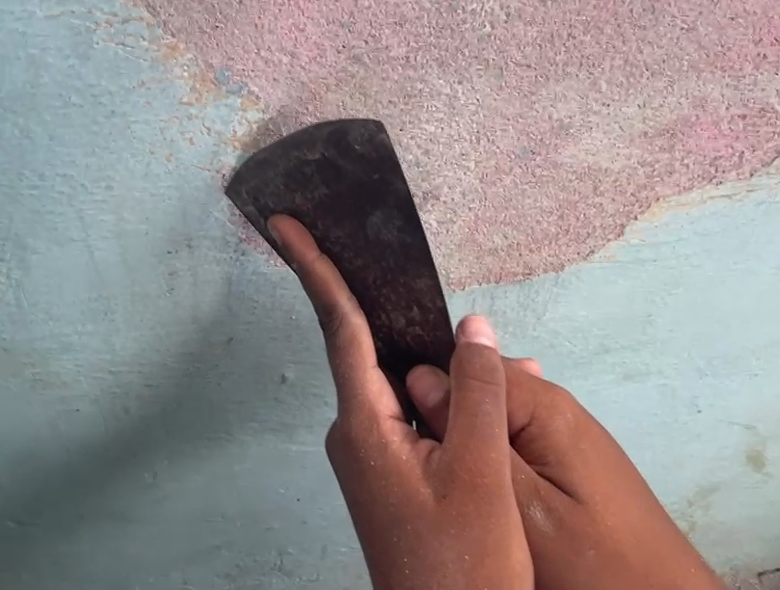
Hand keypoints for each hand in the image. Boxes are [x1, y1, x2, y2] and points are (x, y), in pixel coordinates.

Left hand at [270, 214, 532, 589]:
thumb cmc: (465, 571)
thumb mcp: (480, 476)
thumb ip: (475, 392)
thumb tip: (472, 326)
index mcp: (362, 426)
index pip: (339, 325)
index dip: (314, 268)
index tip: (284, 224)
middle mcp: (354, 434)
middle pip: (368, 349)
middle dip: (388, 308)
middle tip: (394, 264)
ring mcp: (369, 457)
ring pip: (399, 386)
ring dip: (434, 365)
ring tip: (495, 358)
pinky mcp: (388, 475)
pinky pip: (409, 415)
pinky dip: (439, 399)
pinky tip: (478, 398)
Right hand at [406, 328, 723, 589]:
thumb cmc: (596, 564)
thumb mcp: (524, 507)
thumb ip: (474, 437)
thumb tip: (420, 375)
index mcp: (539, 402)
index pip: (461, 360)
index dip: (423, 387)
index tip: (397, 423)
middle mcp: (551, 402)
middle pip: (475, 383)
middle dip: (444, 411)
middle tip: (423, 460)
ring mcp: (562, 430)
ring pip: (490, 412)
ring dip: (465, 434)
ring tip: (445, 474)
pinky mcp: (568, 457)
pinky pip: (511, 434)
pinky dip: (488, 451)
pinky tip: (479, 485)